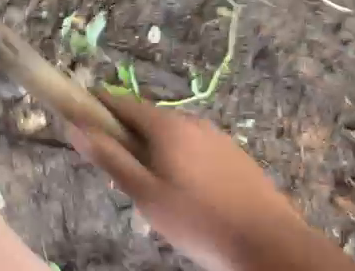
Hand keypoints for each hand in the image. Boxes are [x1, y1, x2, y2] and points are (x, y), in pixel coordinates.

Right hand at [68, 94, 354, 270]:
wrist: (282, 254)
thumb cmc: (202, 222)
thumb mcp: (145, 194)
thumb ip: (108, 156)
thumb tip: (72, 125)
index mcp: (165, 124)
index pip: (117, 101)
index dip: (95, 110)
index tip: (84, 130)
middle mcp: (192, 121)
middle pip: (145, 119)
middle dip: (128, 138)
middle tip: (125, 174)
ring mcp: (221, 139)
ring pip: (173, 136)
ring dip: (157, 152)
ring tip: (160, 190)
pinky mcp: (241, 160)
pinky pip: (199, 150)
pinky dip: (185, 163)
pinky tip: (193, 196)